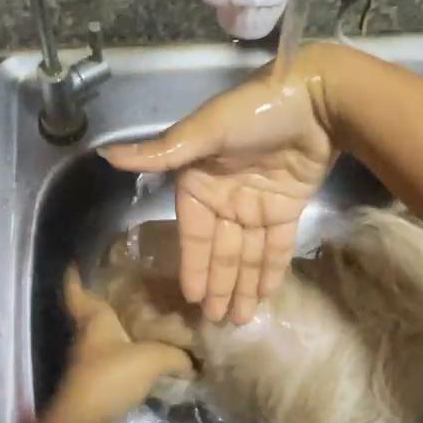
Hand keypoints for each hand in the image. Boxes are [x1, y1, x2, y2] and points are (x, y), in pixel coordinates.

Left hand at [55, 266, 195, 422]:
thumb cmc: (112, 376)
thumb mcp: (153, 358)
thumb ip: (177, 355)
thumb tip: (194, 363)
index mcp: (95, 320)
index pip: (78, 292)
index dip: (75, 277)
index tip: (78, 262)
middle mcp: (90, 337)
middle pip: (96, 314)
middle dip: (111, 301)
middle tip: (138, 287)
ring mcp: (94, 362)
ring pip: (110, 338)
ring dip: (125, 331)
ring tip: (155, 320)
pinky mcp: (103, 384)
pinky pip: (120, 362)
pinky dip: (134, 357)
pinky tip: (156, 357)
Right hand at [101, 50, 340, 322]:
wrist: (317, 99)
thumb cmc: (254, 113)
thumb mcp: (204, 131)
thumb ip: (162, 152)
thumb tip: (106, 155)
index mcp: (200, 180)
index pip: (194, 233)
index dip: (194, 265)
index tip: (192, 297)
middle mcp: (226, 196)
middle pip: (222, 249)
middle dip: (220, 285)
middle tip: (217, 323)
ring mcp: (258, 203)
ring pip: (249, 253)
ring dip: (244, 286)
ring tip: (240, 320)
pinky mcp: (289, 207)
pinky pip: (277, 245)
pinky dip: (270, 270)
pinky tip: (264, 296)